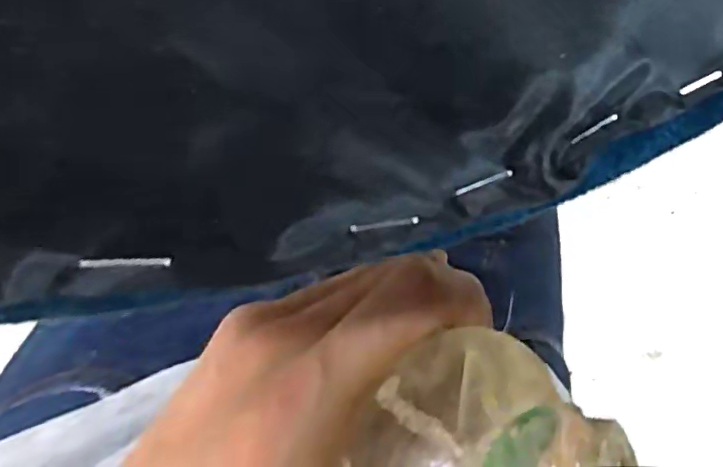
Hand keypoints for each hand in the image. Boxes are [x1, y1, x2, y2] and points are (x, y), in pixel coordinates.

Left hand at [125, 251, 490, 466]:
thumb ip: (402, 450)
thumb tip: (456, 436)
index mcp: (310, 383)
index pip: (411, 297)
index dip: (464, 300)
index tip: (485, 335)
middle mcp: (284, 329)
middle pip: (391, 273)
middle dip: (443, 289)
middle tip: (465, 335)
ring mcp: (256, 320)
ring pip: (359, 274)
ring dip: (404, 292)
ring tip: (422, 335)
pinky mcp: (237, 324)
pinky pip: (325, 291)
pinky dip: (365, 301)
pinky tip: (365, 341)